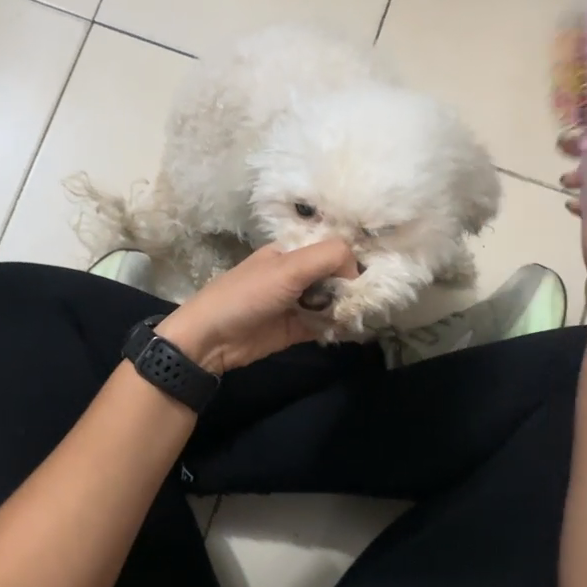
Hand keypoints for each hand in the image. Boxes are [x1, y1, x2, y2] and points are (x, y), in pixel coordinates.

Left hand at [155, 240, 358, 372]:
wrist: (211, 339)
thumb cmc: (246, 295)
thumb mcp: (288, 268)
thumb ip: (327, 257)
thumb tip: (358, 269)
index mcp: (292, 251)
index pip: (333, 247)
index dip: (353, 258)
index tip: (376, 273)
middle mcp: (298, 274)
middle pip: (337, 275)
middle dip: (356, 286)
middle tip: (374, 300)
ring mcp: (298, 302)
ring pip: (334, 301)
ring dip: (351, 308)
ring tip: (369, 316)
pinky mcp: (297, 329)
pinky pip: (326, 325)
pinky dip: (341, 327)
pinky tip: (357, 330)